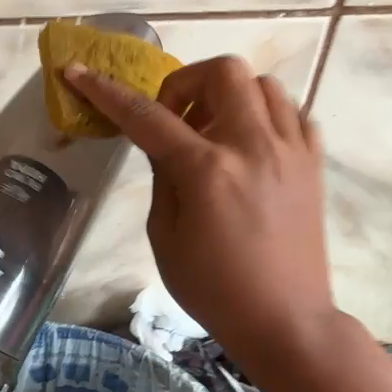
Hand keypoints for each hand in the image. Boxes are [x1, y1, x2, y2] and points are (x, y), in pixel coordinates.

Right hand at [63, 55, 337, 359]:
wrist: (285, 319)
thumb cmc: (212, 287)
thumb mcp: (165, 236)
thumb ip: (162, 178)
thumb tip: (162, 144)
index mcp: (207, 170)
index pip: (147, 116)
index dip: (106, 91)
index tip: (78, 71)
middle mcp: (253, 146)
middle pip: (222, 72)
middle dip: (186, 84)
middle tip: (174, 121)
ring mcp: (291, 150)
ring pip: (263, 83)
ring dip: (228, 96)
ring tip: (212, 133)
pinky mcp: (313, 163)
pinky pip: (291, 112)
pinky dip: (263, 115)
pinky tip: (247, 146)